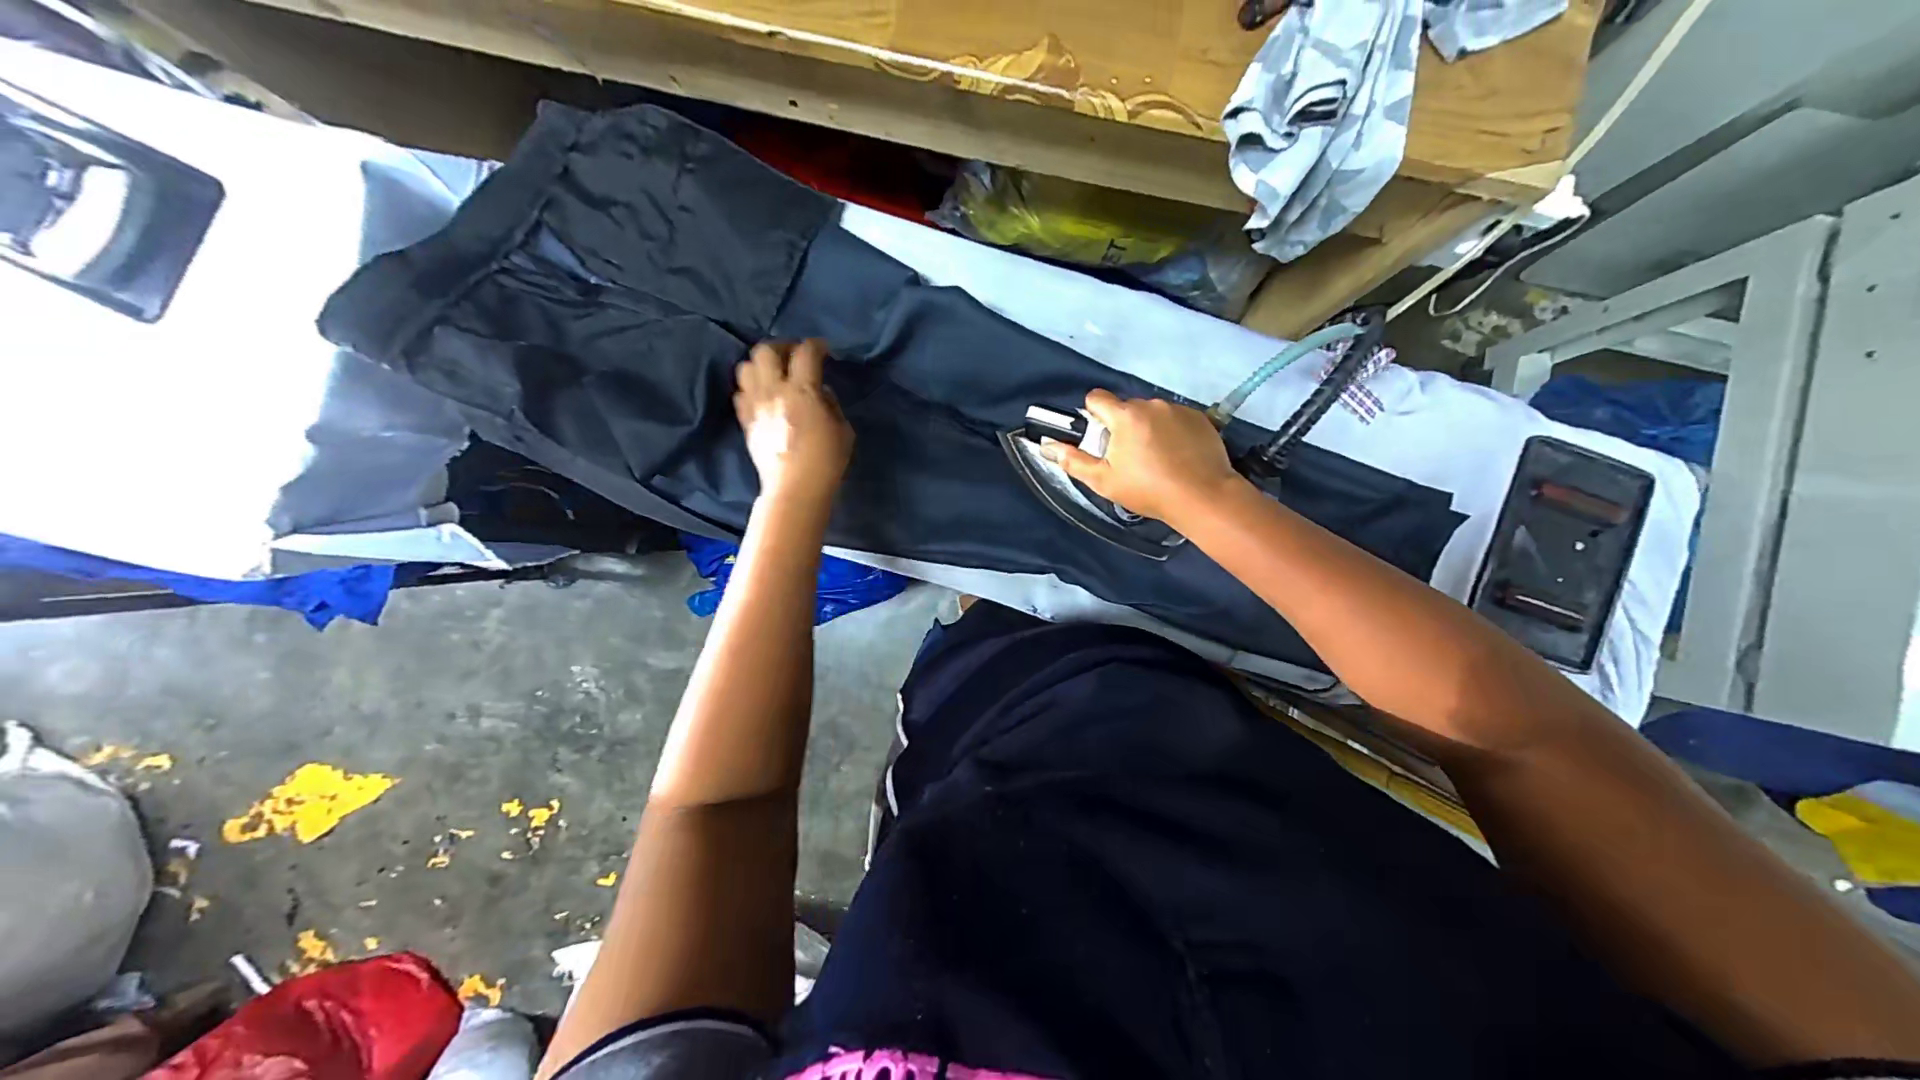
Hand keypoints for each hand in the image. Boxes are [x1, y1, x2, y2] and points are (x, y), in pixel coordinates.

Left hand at [734, 339, 851, 501]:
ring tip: (775, 373)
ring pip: (746, 367)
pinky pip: (740, 392)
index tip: (824, 351)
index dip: (816, 346)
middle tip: (794, 357)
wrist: (794, 489)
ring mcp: (755, 405)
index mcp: (802, 390)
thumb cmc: (826, 461)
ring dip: (761, 365)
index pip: (806, 352)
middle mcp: (773, 390)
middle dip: (782, 347)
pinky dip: (751, 388)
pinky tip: (764, 396)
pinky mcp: (745, 421)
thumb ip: (830, 403)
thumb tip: (819, 391)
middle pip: (765, 350)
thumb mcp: (843, 429)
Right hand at [1040, 388, 1245, 525]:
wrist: (1203, 496)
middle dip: (1122, 426)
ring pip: (1151, 413)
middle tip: (1127, 457)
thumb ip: (1074, 461)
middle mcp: (1151, 404)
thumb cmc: (1149, 489)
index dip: (1092, 415)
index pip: (1097, 397)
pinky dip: (1171, 432)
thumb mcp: (1104, 481)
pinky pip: (1175, 418)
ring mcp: (1178, 409)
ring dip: (1147, 428)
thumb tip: (1050, 446)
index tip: (1099, 437)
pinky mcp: (1200, 418)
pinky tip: (1176, 456)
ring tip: (1155, 459)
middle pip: (1125, 407)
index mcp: (1125, 416)